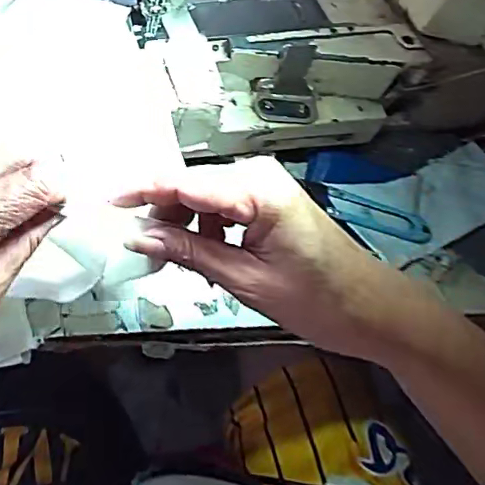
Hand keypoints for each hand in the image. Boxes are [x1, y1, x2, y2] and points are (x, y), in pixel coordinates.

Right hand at [116, 158, 449, 364]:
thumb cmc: (320, 300)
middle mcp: (256, 174)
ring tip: (175, 261)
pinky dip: (202, 227)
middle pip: (189, 186)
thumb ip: (189, 251)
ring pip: (199, 195)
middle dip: (161, 216)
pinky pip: (217, 203)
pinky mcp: (263, 195)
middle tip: (143, 252)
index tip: (110, 202)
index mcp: (257, 189)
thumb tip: (138, 237)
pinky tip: (202, 255)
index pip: (185, 183)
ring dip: (181, 225)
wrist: (375, 310)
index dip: (142, 191)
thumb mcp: (247, 280)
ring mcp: (260, 182)